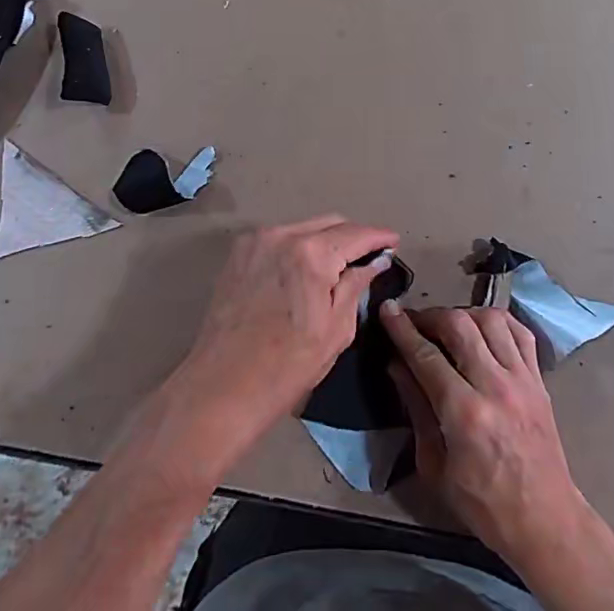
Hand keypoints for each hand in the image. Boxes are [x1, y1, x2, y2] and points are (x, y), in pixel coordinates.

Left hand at [173, 215, 398, 438]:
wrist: (219, 391)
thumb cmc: (286, 366)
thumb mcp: (336, 328)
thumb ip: (357, 285)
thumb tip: (375, 262)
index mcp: (311, 254)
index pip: (357, 234)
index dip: (380, 237)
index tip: (394, 242)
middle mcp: (283, 236)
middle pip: (331, 223)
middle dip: (353, 237)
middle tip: (369, 259)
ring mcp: (256, 243)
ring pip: (305, 228)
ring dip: (326, 241)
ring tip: (338, 267)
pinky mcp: (238, 256)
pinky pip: (281, 239)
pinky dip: (299, 247)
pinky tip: (305, 271)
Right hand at [380, 303, 588, 561]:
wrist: (541, 515)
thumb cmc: (482, 502)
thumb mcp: (435, 466)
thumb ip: (417, 409)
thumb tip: (397, 366)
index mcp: (464, 412)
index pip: (426, 356)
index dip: (403, 330)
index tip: (388, 310)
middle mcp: (495, 385)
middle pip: (460, 326)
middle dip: (431, 316)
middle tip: (414, 320)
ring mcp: (522, 377)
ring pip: (492, 320)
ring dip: (464, 314)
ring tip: (448, 324)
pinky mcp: (539, 378)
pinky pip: (521, 332)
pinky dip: (499, 321)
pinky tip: (484, 328)